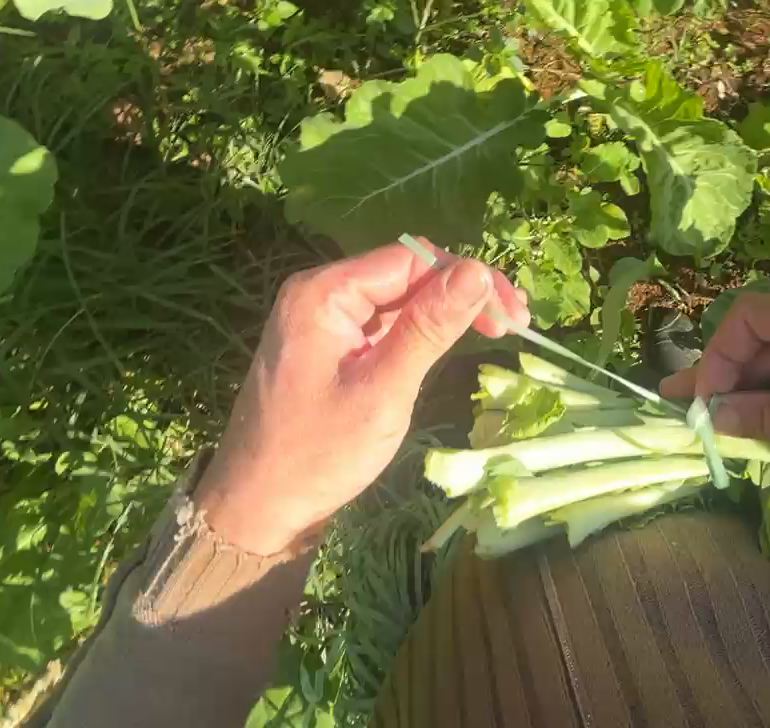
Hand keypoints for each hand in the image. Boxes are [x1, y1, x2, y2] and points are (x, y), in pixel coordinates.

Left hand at [195, 240, 528, 553]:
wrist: (255, 510)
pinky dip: (425, 327)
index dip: (467, 277)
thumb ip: (430, 326)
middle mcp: (322, 292)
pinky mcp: (334, 341)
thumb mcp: (383, 389)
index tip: (512, 313)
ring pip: (403, 294)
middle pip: (409, 271)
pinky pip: (387, 318)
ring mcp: (327, 316)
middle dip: (463, 290)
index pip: (412, 259)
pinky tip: (456, 336)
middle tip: (515, 321)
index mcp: (324, 292)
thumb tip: (479, 270)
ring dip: (450, 307)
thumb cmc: (317, 454)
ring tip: (500, 327)